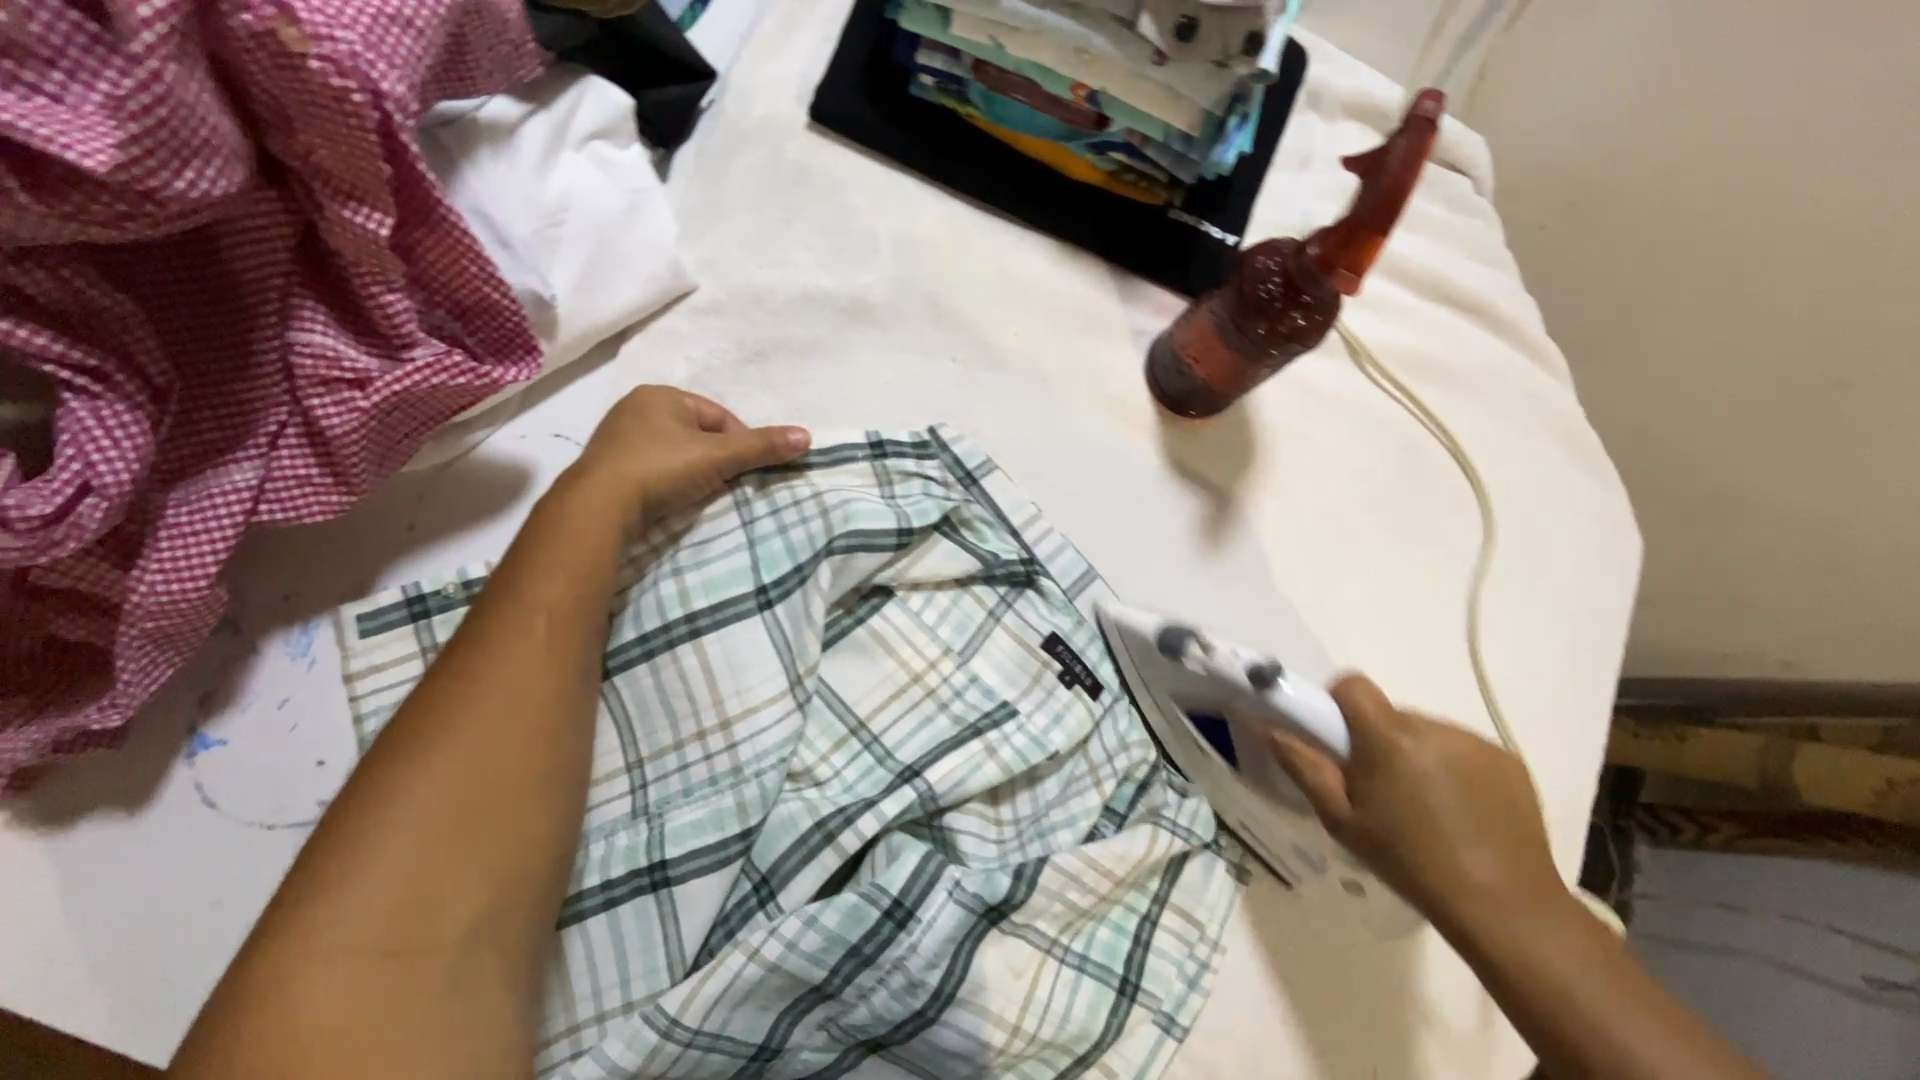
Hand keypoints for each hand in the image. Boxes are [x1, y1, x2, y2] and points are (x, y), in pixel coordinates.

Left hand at [565, 386, 810, 522]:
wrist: (598, 507)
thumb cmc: (661, 469)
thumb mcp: (718, 457)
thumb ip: (761, 447)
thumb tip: (807, 436)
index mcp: (662, 395)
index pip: (719, 416)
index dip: (739, 443)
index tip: (746, 471)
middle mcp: (636, 407)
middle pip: (696, 433)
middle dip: (715, 457)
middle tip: (725, 484)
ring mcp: (617, 437)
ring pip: (674, 451)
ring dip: (692, 470)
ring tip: (700, 494)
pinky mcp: (607, 466)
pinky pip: (651, 468)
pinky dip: (667, 481)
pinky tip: (671, 499)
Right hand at [1267, 675, 1564, 928]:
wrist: (1502, 903)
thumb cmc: (1408, 862)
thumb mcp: (1341, 821)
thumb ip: (1305, 767)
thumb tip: (1271, 727)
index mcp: (1388, 736)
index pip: (1352, 685)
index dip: (1337, 704)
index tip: (1338, 743)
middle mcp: (1433, 726)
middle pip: (1389, 714)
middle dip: (1377, 741)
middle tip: (1378, 790)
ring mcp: (1475, 741)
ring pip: (1426, 733)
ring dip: (1415, 756)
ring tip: (1423, 807)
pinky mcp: (1507, 759)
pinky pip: (1463, 750)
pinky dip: (1452, 770)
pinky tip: (1459, 813)